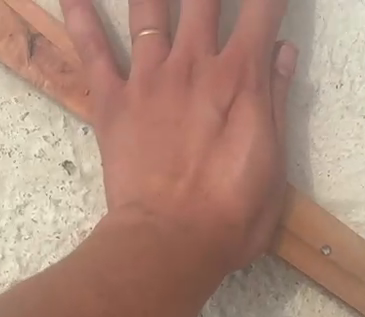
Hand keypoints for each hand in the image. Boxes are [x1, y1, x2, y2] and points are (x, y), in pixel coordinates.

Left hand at [63, 0, 297, 274]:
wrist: (172, 244)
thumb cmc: (232, 218)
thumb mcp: (273, 167)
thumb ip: (278, 103)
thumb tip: (283, 52)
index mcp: (242, 80)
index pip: (262, 10)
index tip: (268, 0)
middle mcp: (195, 64)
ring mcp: (149, 79)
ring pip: (148, 8)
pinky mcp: (113, 102)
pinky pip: (92, 50)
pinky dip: (81, 18)